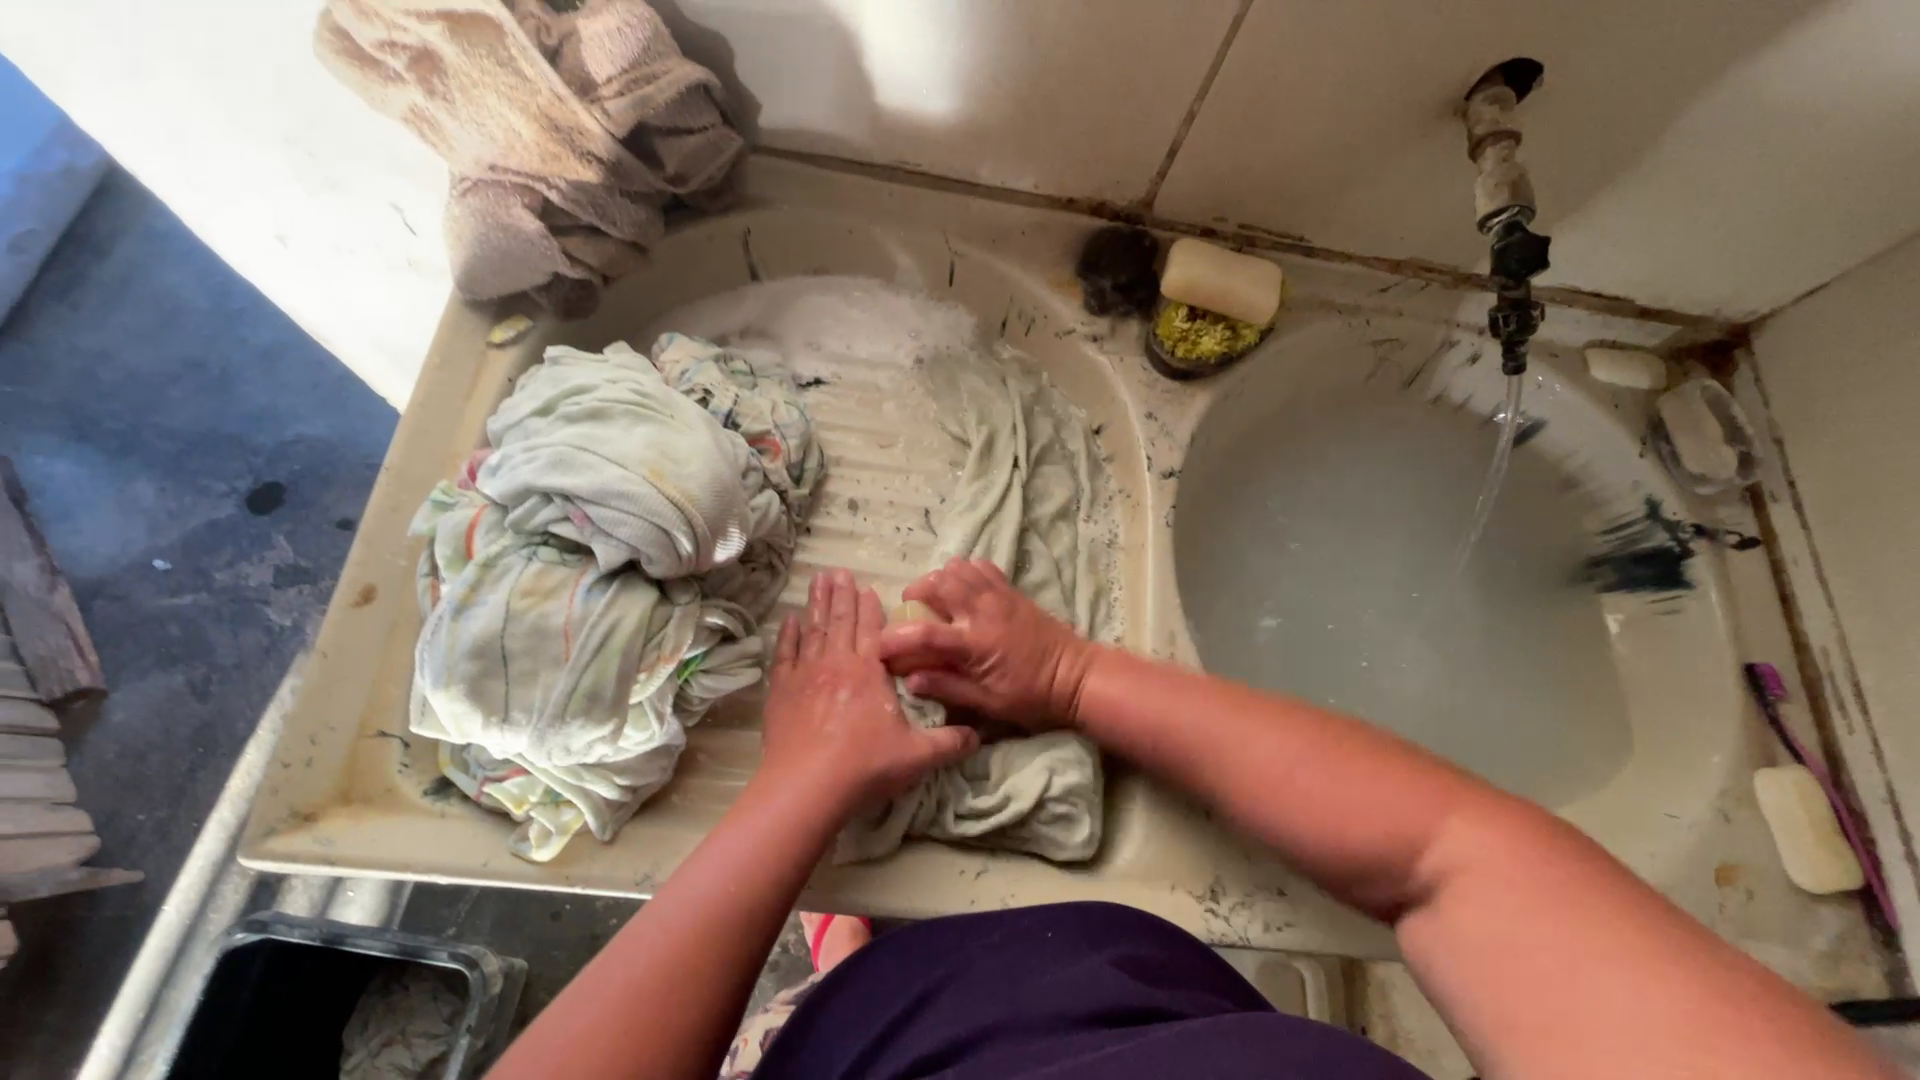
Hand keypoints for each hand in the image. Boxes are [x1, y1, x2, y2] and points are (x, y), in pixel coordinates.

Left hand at [760, 569, 979, 810]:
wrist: (807, 787)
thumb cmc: (865, 766)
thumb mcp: (917, 756)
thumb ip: (949, 742)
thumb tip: (978, 738)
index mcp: (869, 672)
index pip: (872, 630)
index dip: (870, 607)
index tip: (868, 587)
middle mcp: (836, 664)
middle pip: (840, 621)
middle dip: (841, 594)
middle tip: (838, 571)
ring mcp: (805, 676)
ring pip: (813, 630)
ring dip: (816, 604)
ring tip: (817, 581)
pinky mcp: (782, 692)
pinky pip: (785, 655)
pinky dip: (788, 635)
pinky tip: (789, 621)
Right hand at [877, 558, 1096, 730]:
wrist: (1076, 676)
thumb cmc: (1032, 696)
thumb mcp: (988, 704)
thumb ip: (948, 688)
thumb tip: (910, 679)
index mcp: (976, 643)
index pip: (925, 633)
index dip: (896, 638)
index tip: (879, 646)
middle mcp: (984, 611)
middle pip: (939, 582)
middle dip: (916, 594)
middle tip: (911, 613)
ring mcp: (999, 595)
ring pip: (958, 567)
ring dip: (939, 580)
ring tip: (936, 602)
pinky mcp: (1011, 590)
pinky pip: (980, 567)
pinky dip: (964, 573)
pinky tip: (963, 594)